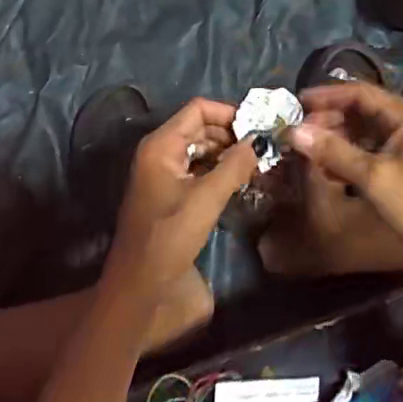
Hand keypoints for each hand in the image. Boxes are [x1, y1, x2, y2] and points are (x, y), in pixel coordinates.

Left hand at [105, 98, 257, 298]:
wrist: (139, 291)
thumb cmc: (169, 238)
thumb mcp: (206, 199)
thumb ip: (235, 165)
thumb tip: (260, 140)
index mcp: (161, 145)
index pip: (199, 109)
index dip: (229, 113)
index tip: (258, 128)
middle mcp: (160, 153)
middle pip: (201, 126)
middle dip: (232, 133)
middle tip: (263, 147)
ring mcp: (164, 174)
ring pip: (202, 148)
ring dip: (228, 152)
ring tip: (257, 163)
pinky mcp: (171, 195)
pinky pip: (199, 169)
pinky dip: (220, 170)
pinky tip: (242, 180)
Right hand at [286, 83, 402, 290]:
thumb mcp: (374, 179)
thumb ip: (334, 153)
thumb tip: (294, 131)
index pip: (361, 92)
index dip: (327, 95)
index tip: (297, 102)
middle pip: (364, 110)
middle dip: (331, 119)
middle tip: (299, 133)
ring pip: (368, 132)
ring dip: (340, 139)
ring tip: (309, 151)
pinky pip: (376, 151)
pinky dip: (353, 157)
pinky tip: (331, 171)